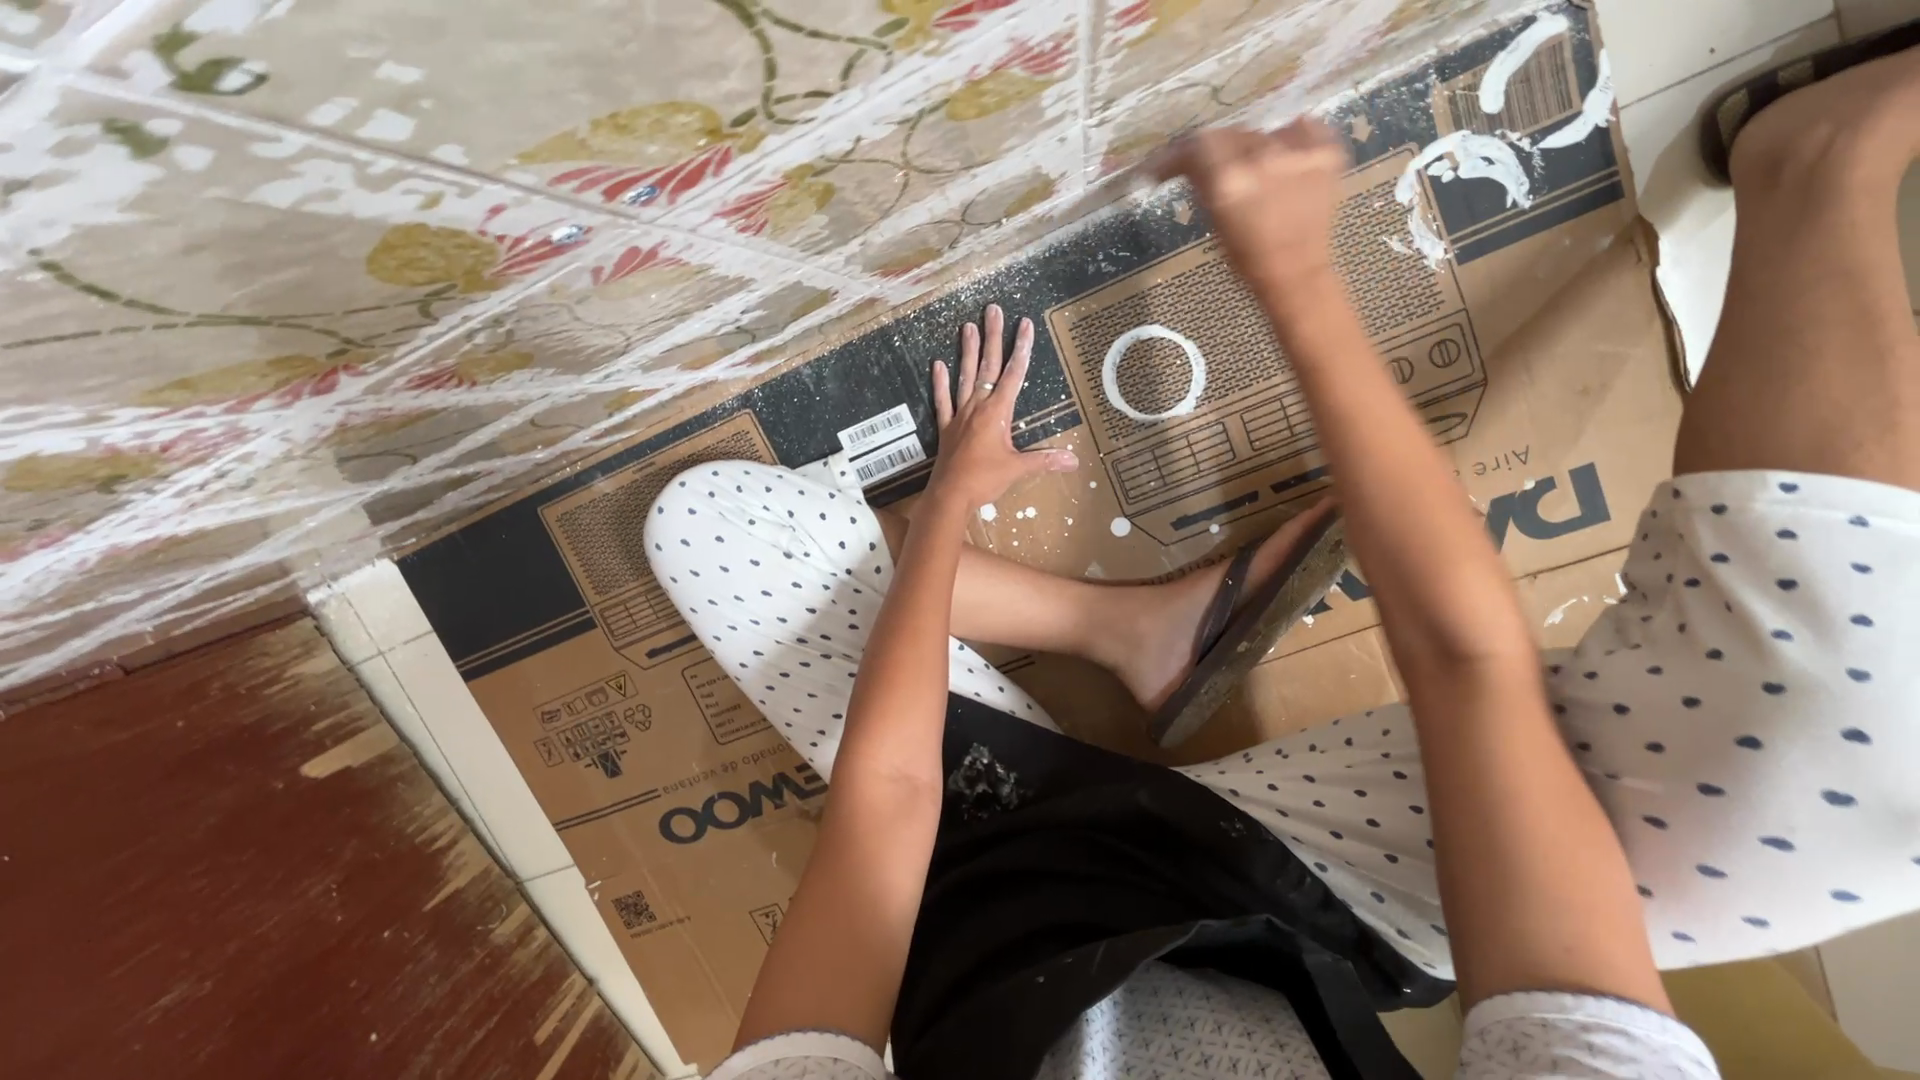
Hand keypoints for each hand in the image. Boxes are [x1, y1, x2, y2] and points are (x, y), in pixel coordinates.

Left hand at [928, 304, 1078, 511]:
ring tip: (968, 326)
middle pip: (988, 366)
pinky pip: (942, 401)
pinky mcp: (946, 428)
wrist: (950, 495)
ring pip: (965, 377)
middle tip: (993, 310)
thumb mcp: (1018, 469)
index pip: (1014, 374)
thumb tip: (1074, 459)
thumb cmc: (984, 480)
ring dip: (968, 352)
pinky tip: (938, 364)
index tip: (1025, 324)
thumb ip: (1045, 460)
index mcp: (997, 412)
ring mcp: (959, 416)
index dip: (1021, 348)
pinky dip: (940, 383)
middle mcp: (977, 407)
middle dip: (993, 337)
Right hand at [1152, 120, 1348, 293]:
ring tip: (1253, 171)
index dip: (1178, 152)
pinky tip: (1284, 161)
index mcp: (1229, 180)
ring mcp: (1298, 152)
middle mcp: (1262, 158)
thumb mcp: (1214, 219)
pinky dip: (1289, 140)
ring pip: (1263, 133)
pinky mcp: (1326, 151)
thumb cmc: (1247, 257)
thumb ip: (1203, 183)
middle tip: (1212, 167)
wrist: (1296, 273)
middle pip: (1230, 134)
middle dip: (1216, 150)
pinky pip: (1301, 129)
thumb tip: (1190, 162)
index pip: (1198, 144)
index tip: (1166, 165)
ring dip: (1252, 148)